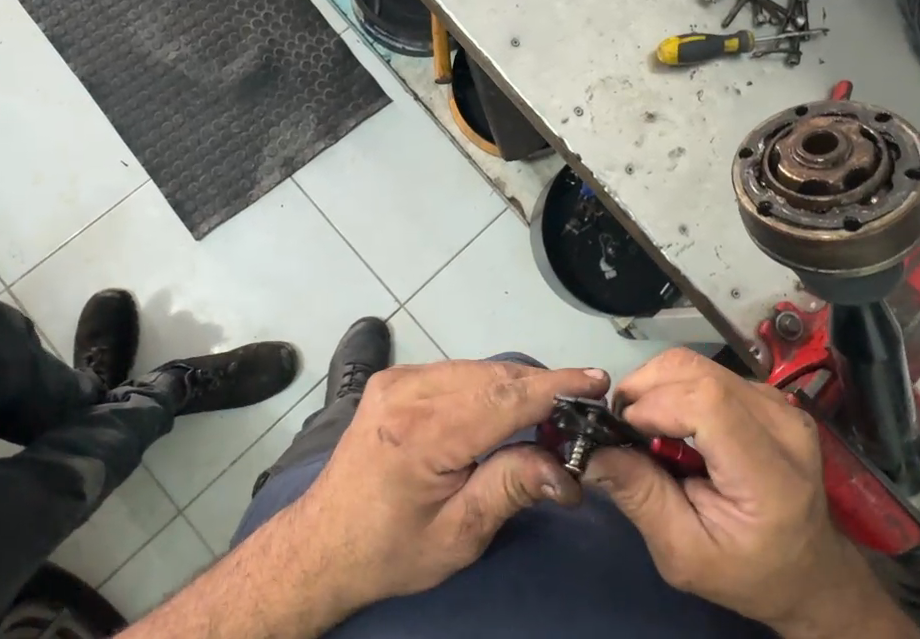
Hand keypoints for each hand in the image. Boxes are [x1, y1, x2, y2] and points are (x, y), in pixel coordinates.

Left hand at [285, 359, 607, 610]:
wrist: (323, 543)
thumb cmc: (391, 549)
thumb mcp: (458, 535)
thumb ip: (510, 489)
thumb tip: (567, 470)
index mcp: (421, 433)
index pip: (504, 398)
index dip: (554, 387)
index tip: (596, 379)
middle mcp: (407, 392)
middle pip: (493, 377)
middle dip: (541, 387)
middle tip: (583, 405)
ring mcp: (397, 380)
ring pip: (476, 369)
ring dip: (516, 385)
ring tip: (554, 407)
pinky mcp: (393, 380)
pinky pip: (456, 372)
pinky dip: (488, 385)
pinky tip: (507, 406)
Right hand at [586, 349, 912, 637]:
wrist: (809, 571)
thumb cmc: (747, 572)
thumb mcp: (684, 555)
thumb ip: (641, 498)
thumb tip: (593, 452)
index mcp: (769, 475)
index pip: (709, 404)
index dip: (656, 405)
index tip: (625, 432)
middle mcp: (781, 426)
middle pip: (698, 372)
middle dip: (645, 388)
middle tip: (622, 426)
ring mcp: (779, 406)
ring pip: (698, 365)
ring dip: (657, 386)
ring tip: (644, 426)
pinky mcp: (769, 397)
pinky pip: (708, 373)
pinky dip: (675, 387)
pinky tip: (671, 424)